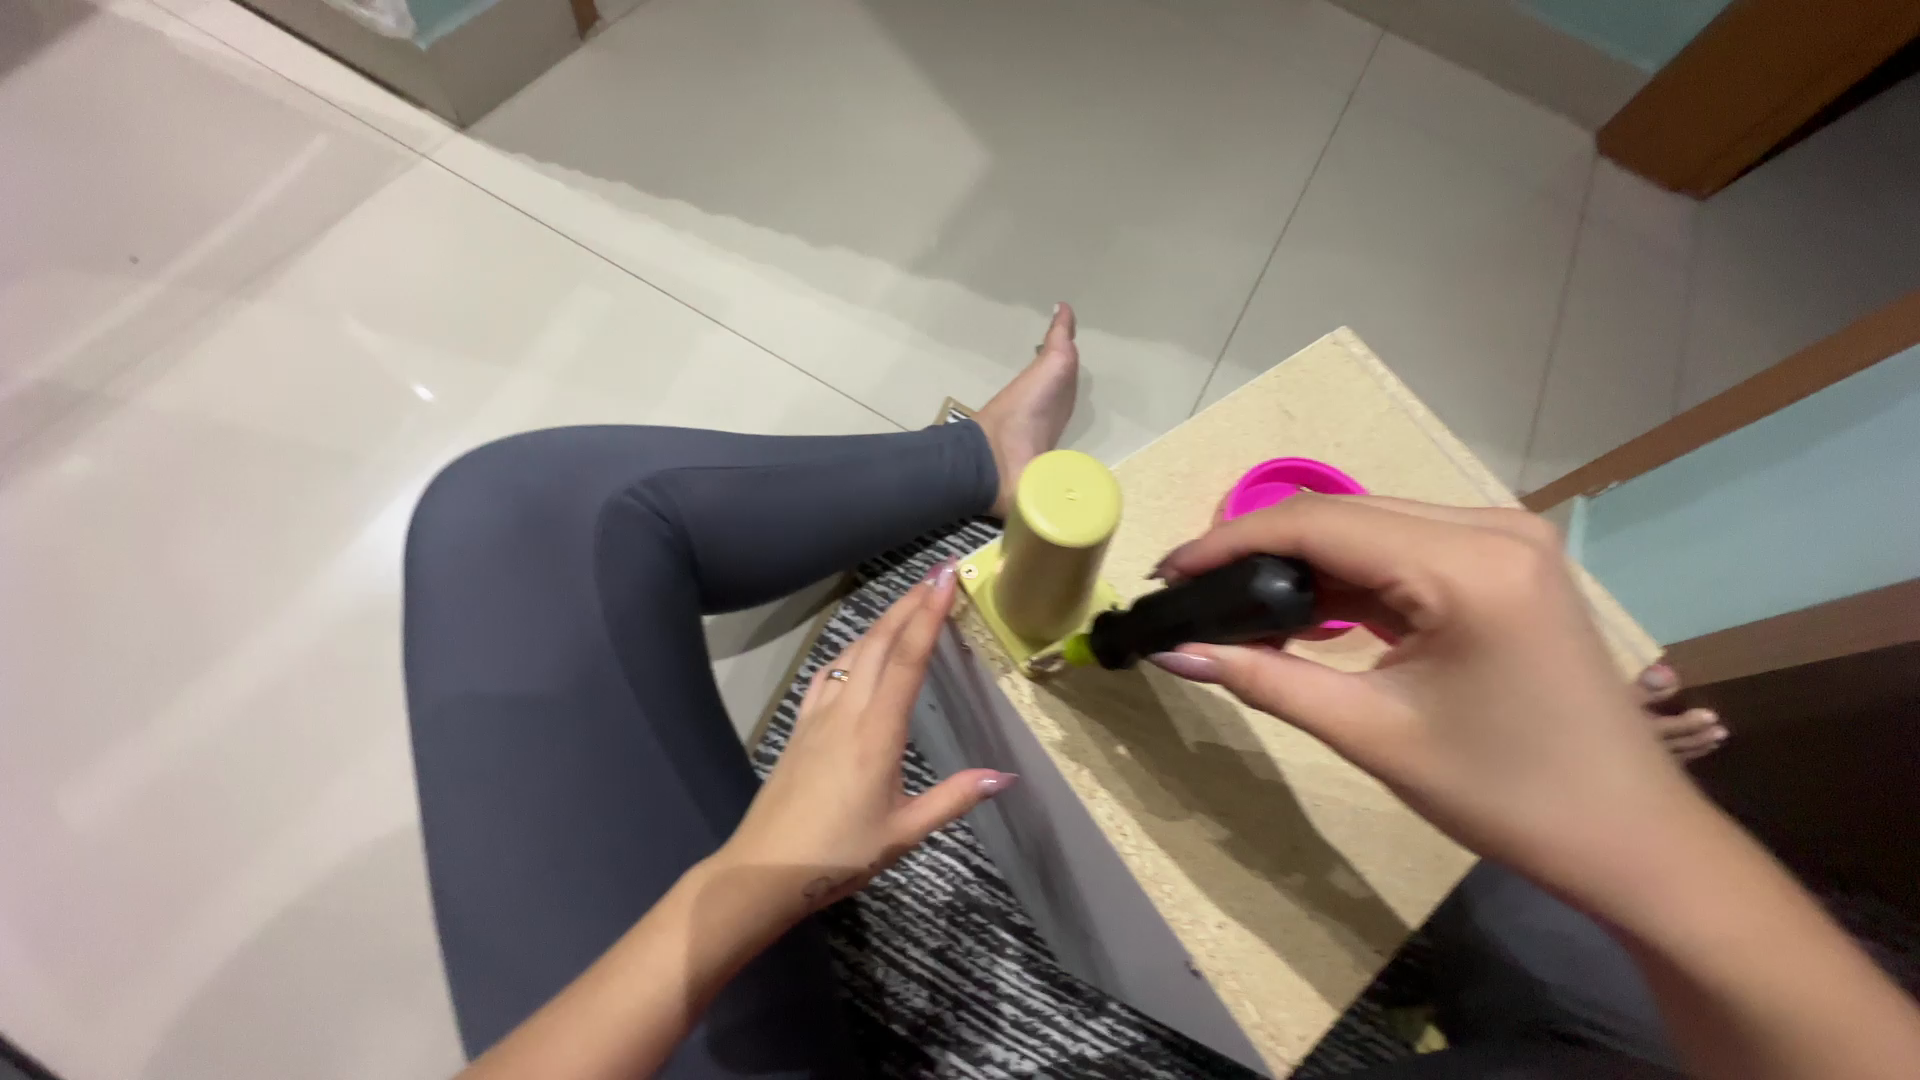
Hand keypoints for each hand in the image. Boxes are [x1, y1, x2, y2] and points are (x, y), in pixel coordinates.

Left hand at [712, 562, 1014, 922]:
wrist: (763, 870)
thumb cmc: (837, 854)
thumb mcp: (904, 832)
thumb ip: (954, 799)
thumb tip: (1006, 776)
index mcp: (877, 733)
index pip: (907, 660)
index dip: (929, 616)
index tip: (946, 580)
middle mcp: (847, 711)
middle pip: (879, 642)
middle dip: (909, 603)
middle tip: (937, 575)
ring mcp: (819, 715)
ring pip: (853, 652)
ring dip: (882, 622)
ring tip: (908, 602)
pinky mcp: (801, 725)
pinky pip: (829, 673)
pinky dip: (851, 649)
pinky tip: (858, 651)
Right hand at [1149, 496, 1705, 903]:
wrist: (1631, 839)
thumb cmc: (1506, 794)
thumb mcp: (1370, 733)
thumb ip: (1263, 679)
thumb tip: (1174, 651)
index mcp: (1470, 566)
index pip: (1318, 524)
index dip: (1229, 542)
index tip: (1168, 572)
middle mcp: (1492, 528)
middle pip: (1338, 516)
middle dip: (1255, 549)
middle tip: (1190, 590)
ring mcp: (1502, 540)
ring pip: (1363, 527)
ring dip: (1295, 562)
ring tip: (1231, 602)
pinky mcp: (1500, 561)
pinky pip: (1395, 548)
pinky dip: (1339, 576)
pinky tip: (1299, 611)